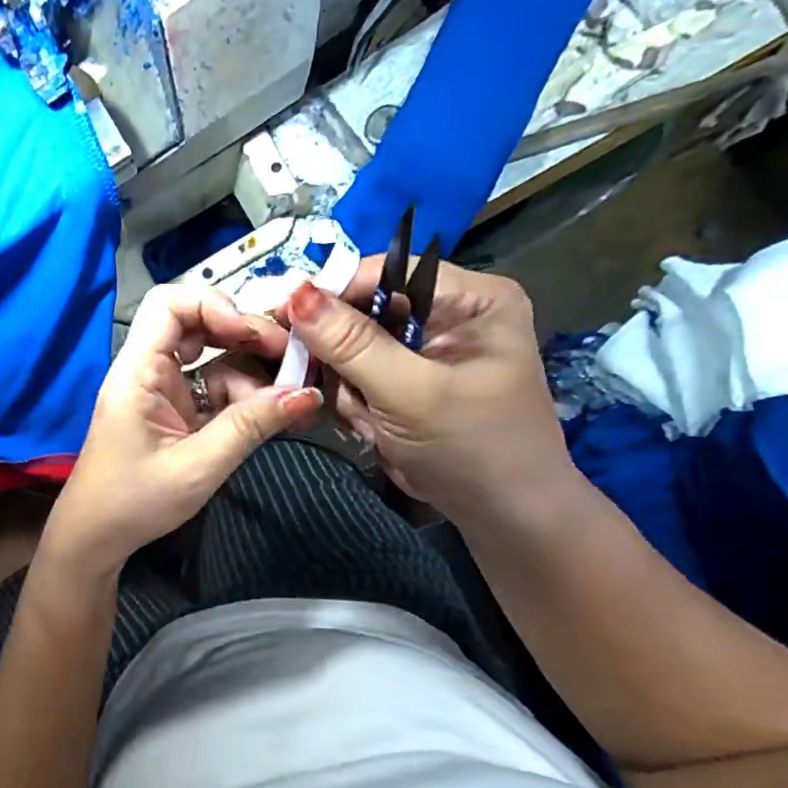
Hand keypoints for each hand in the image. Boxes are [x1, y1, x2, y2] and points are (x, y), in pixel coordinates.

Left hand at [45, 285, 322, 571]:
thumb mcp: (198, 466)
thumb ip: (250, 426)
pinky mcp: (176, 412)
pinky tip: (269, 412)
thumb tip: (306, 394)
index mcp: (138, 372)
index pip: (169, 305)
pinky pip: (214, 388)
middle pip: (197, 324)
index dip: (214, 305)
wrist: (98, 537)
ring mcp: (163, 391)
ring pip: (212, 358)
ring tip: (287, 396)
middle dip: (245, 335)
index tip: (251, 334)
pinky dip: (242, 398)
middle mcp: (149, 371)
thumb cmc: (135, 502)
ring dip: (250, 372)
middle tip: (289, 356)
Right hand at [284, 258, 573, 521]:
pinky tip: (373, 427)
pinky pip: (358, 378)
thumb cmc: (471, 448)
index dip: (334, 291)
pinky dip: (356, 404)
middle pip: (364, 311)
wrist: (501, 515)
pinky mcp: (408, 381)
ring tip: (371, 422)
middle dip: (346, 357)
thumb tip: (295, 294)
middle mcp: (449, 313)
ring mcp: (426, 350)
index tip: (285, 318)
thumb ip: (353, 344)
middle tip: (344, 392)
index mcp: (472, 298)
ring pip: (353, 350)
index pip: (388, 272)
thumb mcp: (411, 394)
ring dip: (351, 389)